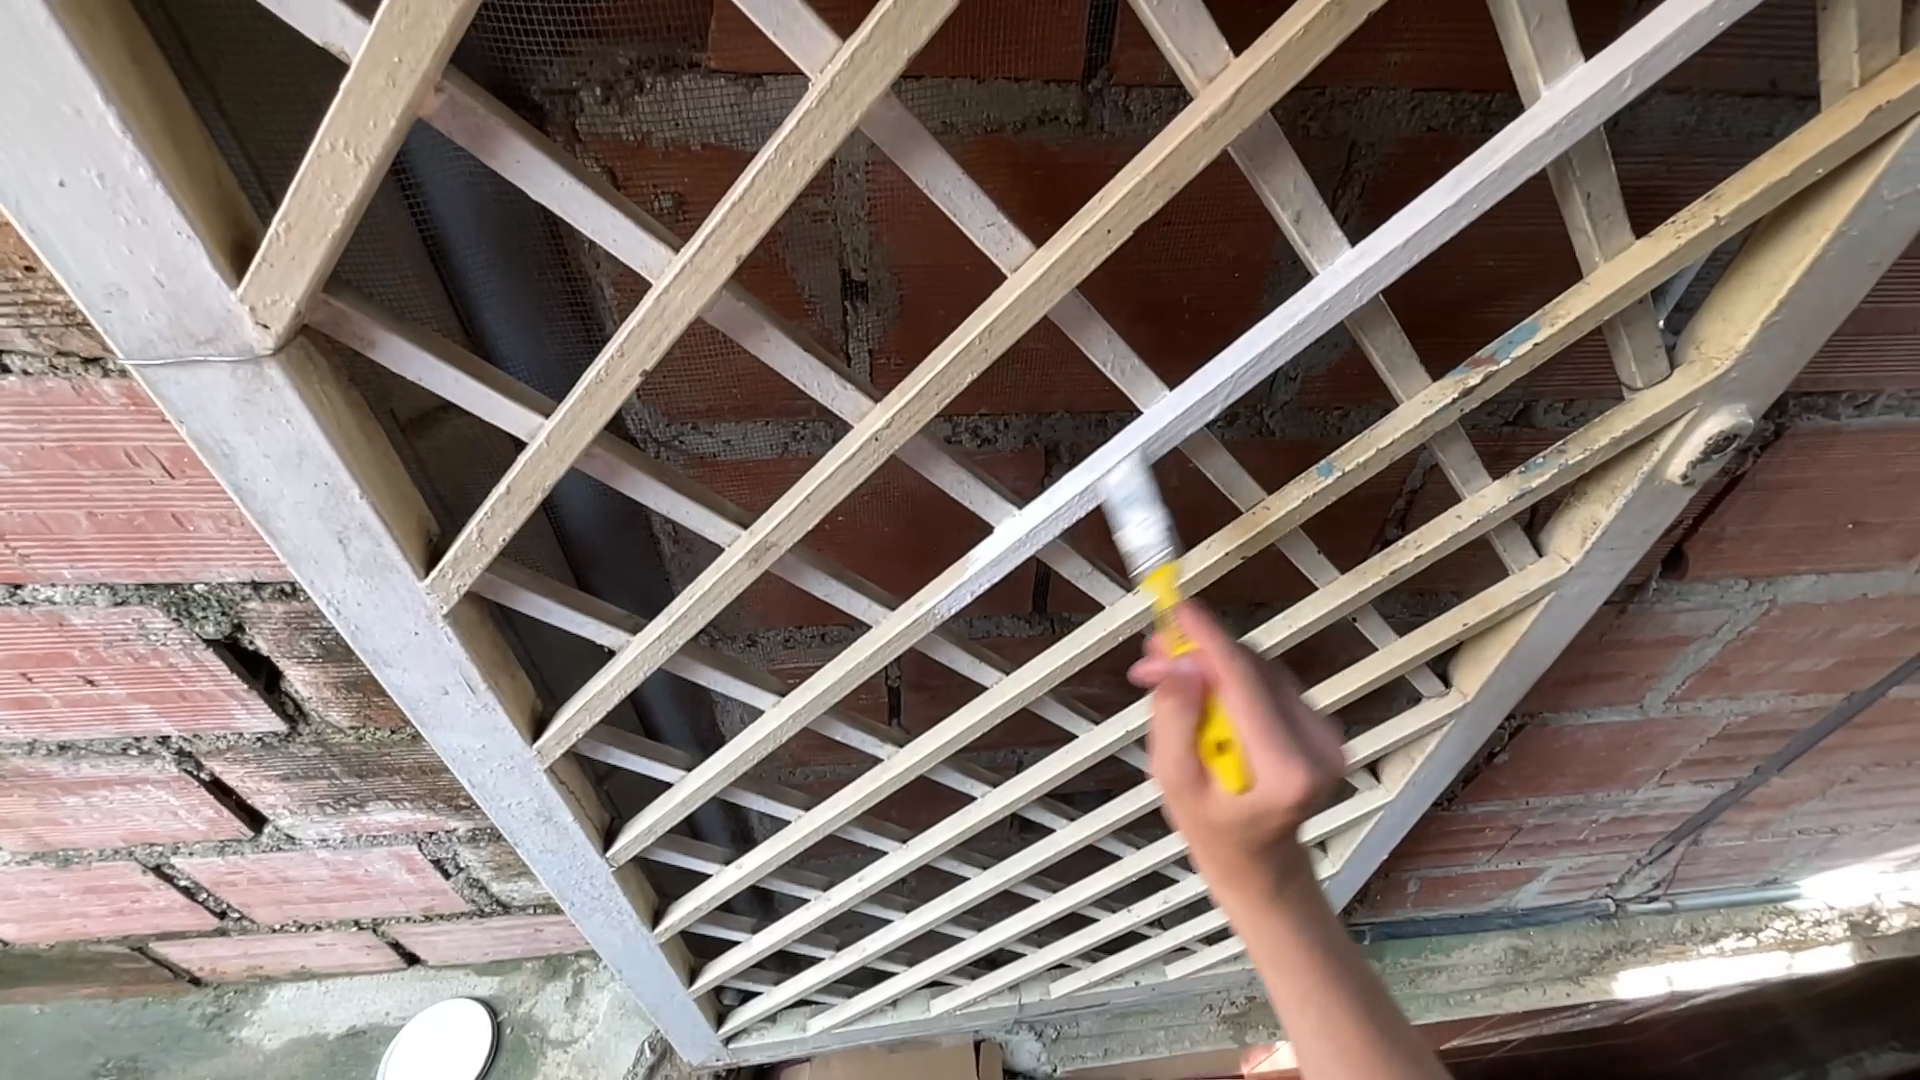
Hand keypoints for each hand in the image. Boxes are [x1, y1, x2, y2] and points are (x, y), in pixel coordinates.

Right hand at [1129, 602, 1347, 900]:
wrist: (1260, 864)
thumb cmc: (1212, 832)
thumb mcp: (1174, 781)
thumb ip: (1175, 720)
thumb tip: (1180, 662)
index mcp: (1287, 768)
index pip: (1245, 683)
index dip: (1208, 639)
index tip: (1176, 608)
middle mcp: (1319, 744)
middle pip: (1253, 671)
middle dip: (1199, 654)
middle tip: (1151, 656)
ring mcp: (1327, 734)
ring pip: (1260, 672)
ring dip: (1212, 664)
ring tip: (1168, 677)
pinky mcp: (1322, 726)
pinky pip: (1268, 684)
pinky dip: (1231, 679)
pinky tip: (1202, 694)